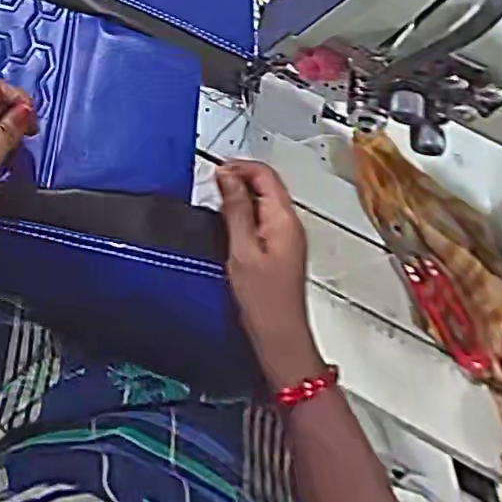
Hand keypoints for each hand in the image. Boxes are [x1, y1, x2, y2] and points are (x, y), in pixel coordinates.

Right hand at [216, 160, 325, 387]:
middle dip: (238, 176)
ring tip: (216, 199)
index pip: (265, 174)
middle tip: (212, 183)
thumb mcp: (242, 249)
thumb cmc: (264, 300)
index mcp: (284, 220)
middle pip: (267, 183)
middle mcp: (290, 224)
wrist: (279, 336)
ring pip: (263, 199)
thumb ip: (235, 209)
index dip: (239, 166)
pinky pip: (261, 216)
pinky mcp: (278, 247)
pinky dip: (243, 210)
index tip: (215, 171)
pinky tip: (227, 221)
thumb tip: (227, 176)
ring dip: (239, 193)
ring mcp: (286, 236)